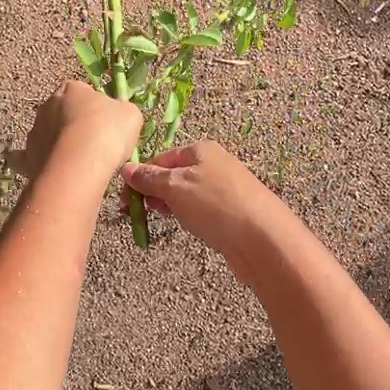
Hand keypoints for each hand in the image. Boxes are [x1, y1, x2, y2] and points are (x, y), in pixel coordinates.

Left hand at [17, 81, 141, 188]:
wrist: (79, 165)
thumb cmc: (107, 132)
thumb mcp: (130, 115)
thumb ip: (122, 110)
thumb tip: (119, 113)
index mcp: (71, 88)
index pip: (83, 92)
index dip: (96, 108)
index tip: (106, 124)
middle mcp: (48, 105)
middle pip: (63, 113)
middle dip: (75, 126)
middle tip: (94, 144)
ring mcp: (35, 131)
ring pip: (49, 136)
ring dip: (60, 145)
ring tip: (79, 164)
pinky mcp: (28, 157)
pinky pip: (32, 159)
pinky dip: (40, 164)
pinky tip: (51, 173)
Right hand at [122, 139, 291, 265]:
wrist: (264, 239)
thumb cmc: (216, 205)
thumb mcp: (174, 187)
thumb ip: (148, 178)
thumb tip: (126, 168)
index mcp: (200, 150)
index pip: (160, 158)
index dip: (140, 176)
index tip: (125, 199)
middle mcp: (213, 164)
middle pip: (173, 174)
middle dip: (153, 192)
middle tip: (139, 212)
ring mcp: (224, 187)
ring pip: (186, 193)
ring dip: (170, 205)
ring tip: (162, 219)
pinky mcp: (232, 210)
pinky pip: (201, 208)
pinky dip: (188, 215)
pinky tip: (187, 226)